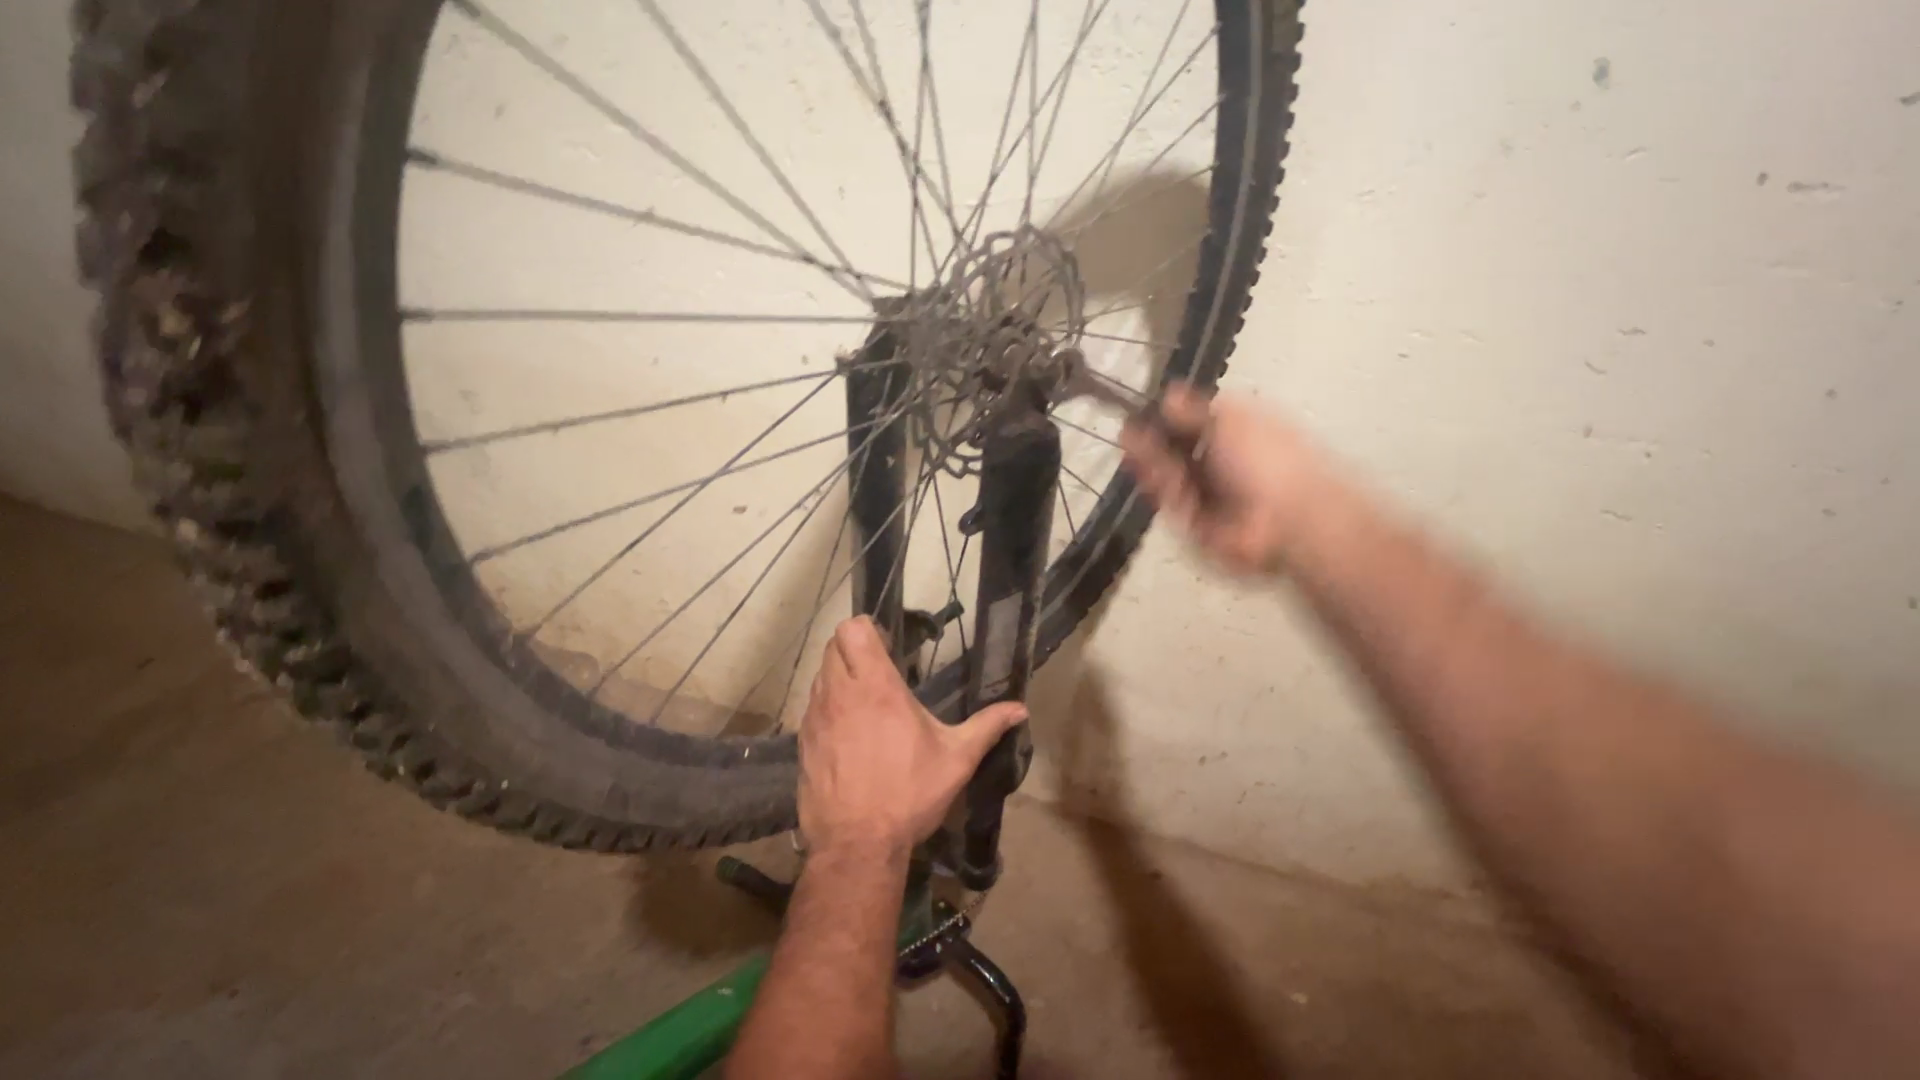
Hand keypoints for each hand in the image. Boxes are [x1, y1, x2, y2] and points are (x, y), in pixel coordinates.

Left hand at [797, 616, 1028, 859]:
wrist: (856, 844)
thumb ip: (987, 726)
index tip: (888, 645)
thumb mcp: (956, 759)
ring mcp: (815, 718)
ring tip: (865, 703)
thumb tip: (1020, 709)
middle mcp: (839, 694)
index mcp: (876, 688)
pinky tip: (849, 735)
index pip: (852, 629)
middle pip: (833, 646)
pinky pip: (812, 708)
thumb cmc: (908, 795)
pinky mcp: (803, 743)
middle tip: (879, 670)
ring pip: (820, 676)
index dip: (868, 629)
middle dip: (853, 649)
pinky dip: (828, 709)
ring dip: (839, 678)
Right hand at [1120, 383, 1324, 574]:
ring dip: (1152, 461)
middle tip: (1128, 431)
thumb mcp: (1231, 419)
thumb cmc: (1268, 458)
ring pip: (1171, 476)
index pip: (1196, 423)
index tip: (1143, 411)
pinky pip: (1172, 502)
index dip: (1169, 418)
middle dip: (1152, 441)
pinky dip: (1160, 487)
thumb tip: (1168, 395)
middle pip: (1177, 451)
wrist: (1286, 519)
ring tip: (1131, 446)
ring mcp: (1210, 496)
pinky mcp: (1196, 524)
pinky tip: (1148, 470)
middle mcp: (1224, 463)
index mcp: (1240, 433)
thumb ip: (1194, 410)